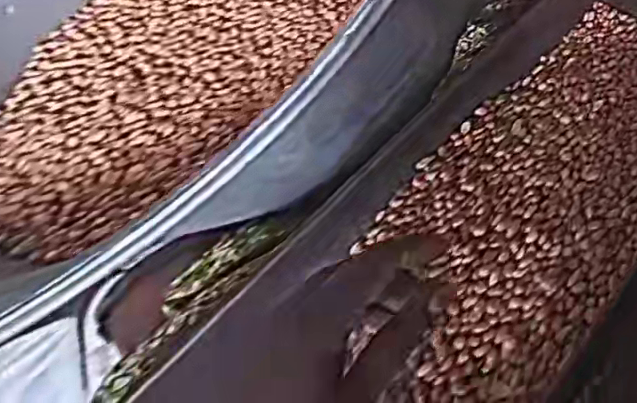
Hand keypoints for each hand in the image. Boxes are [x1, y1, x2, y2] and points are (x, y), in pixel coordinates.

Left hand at [141, 235, 443, 402]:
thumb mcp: (354, 399)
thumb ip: (399, 340)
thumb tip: (436, 296)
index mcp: (310, 315)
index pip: (375, 260)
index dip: (413, 249)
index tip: (437, 248)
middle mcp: (267, 305)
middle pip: (340, 269)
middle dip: (380, 277)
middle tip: (411, 294)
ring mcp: (228, 325)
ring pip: (301, 285)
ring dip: (341, 293)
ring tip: (365, 321)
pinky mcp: (199, 347)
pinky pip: (264, 307)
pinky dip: (299, 310)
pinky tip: (313, 338)